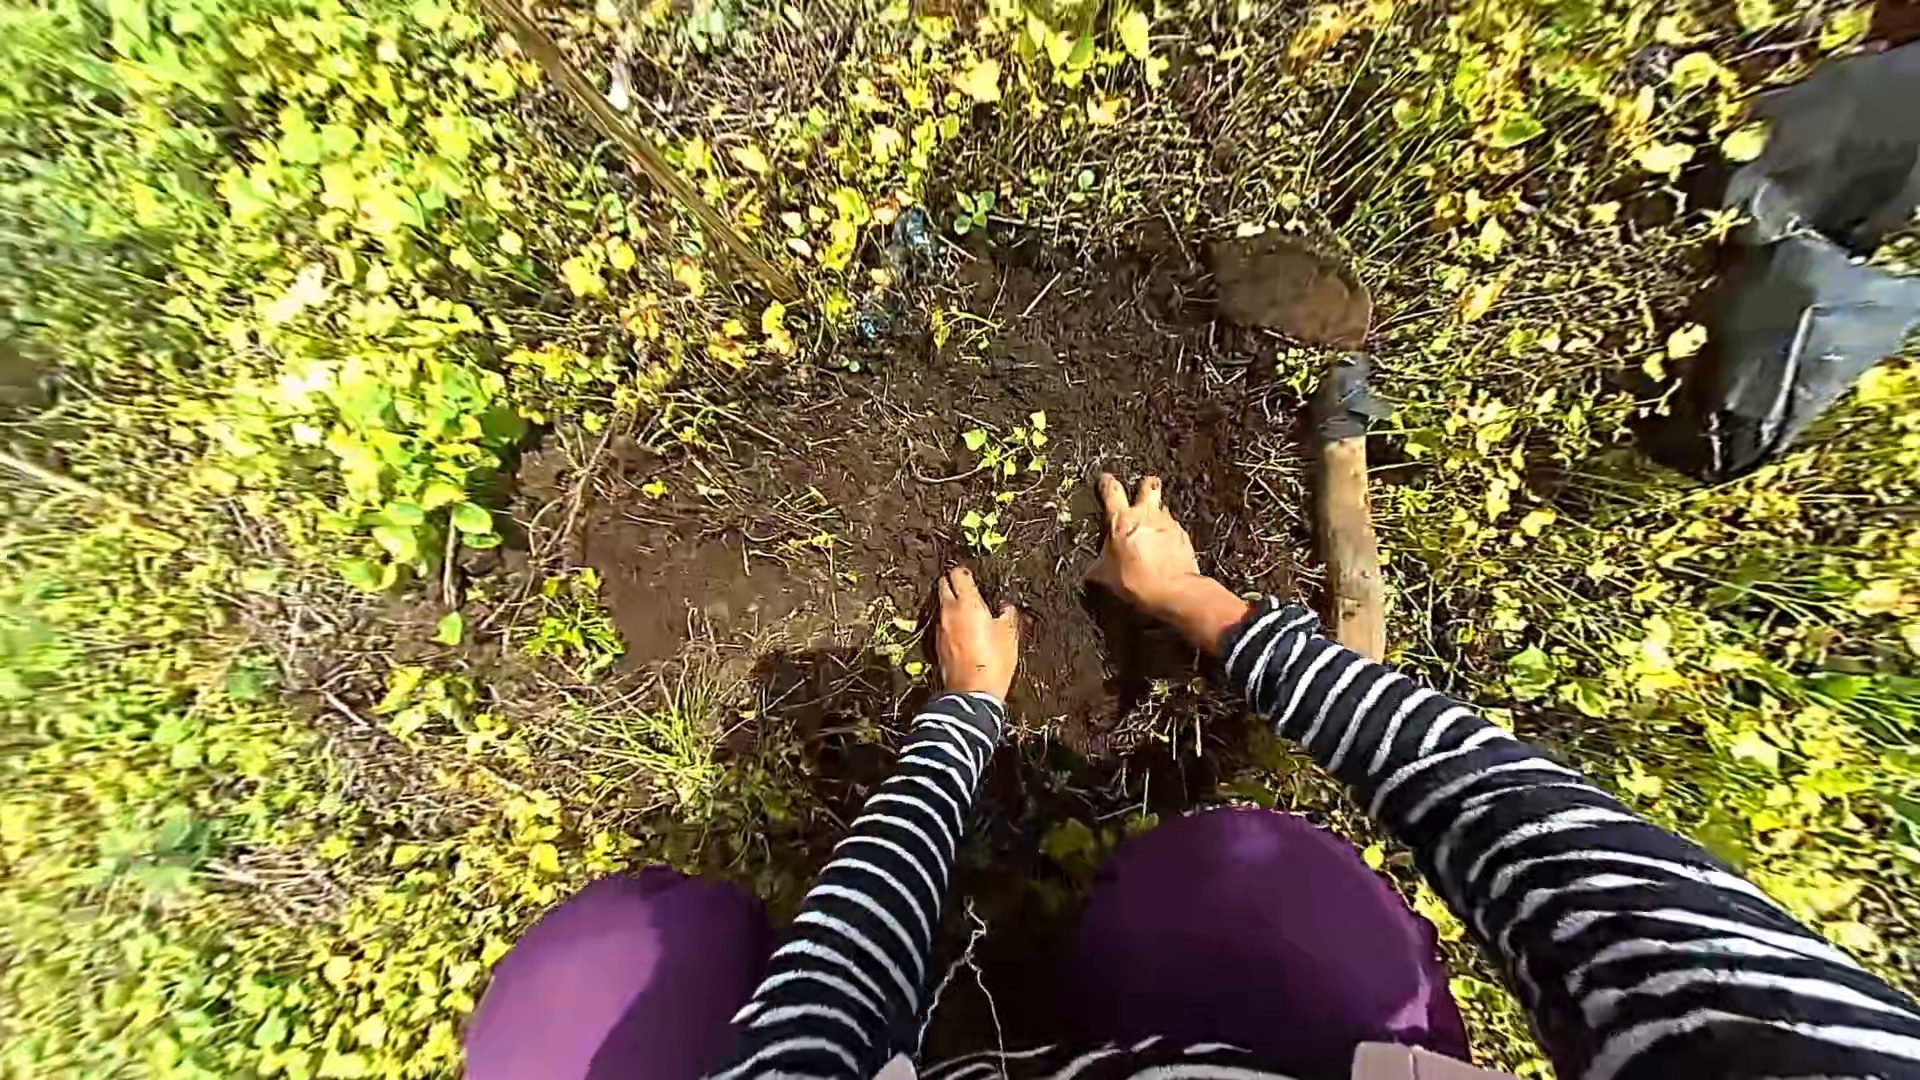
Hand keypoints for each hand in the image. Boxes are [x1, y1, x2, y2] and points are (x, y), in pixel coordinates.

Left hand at [936, 567, 1019, 698]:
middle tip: (968, 588)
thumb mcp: (1009, 635)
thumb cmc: (994, 662)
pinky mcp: (937, 643)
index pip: (959, 574)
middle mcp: (949, 611)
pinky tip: (963, 630)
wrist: (972, 692)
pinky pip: (942, 623)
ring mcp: (940, 627)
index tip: (973, 575)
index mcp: (967, 603)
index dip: (965, 572)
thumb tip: (1006, 606)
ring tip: (968, 611)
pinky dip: (950, 621)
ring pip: (942, 605)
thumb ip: (1008, 614)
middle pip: (944, 584)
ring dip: (951, 603)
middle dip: (953, 582)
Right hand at [1087, 474, 1249, 654]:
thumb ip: (1097, 567)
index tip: (1104, 480)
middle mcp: (1146, 515)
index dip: (1106, 482)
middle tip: (1140, 492)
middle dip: (1144, 485)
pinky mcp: (1183, 536)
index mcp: (1121, 520)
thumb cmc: (1136, 581)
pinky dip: (1167, 534)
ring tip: (1151, 529)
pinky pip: (1173, 528)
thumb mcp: (1105, 576)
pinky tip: (1163, 548)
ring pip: (1162, 507)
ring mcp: (1167, 523)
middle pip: (1148, 485)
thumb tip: (1090, 573)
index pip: (1111, 490)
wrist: (1173, 591)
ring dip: (1156, 514)